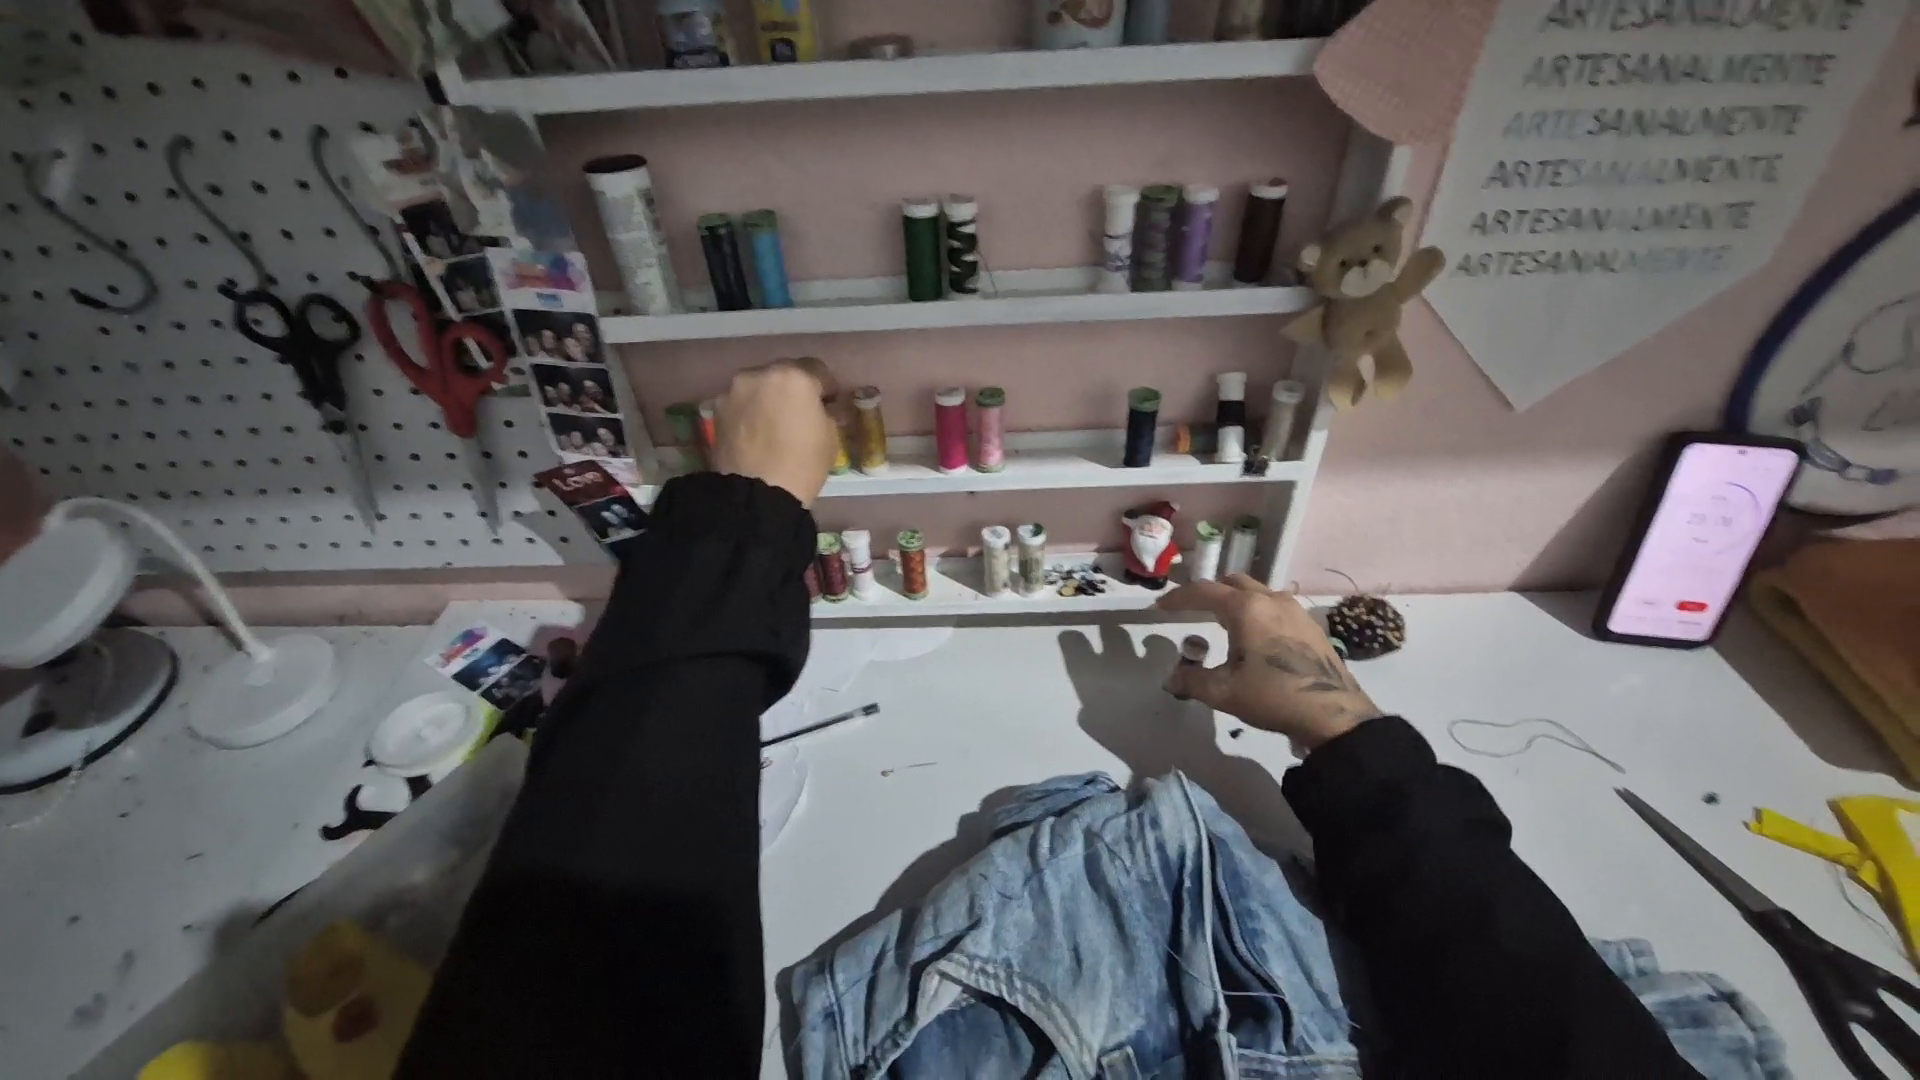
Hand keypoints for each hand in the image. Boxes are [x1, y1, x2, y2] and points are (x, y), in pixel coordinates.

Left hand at [711, 358, 838, 507]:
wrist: (757, 493)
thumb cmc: (803, 464)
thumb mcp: (831, 438)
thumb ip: (827, 413)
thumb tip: (824, 407)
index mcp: (795, 377)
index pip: (817, 369)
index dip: (826, 386)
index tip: (829, 403)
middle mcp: (761, 374)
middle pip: (784, 372)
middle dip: (795, 388)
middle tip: (801, 411)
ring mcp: (735, 390)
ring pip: (759, 385)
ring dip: (769, 396)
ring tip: (775, 422)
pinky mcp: (718, 409)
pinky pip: (741, 401)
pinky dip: (750, 409)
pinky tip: (756, 431)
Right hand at [1157, 575, 1381, 750]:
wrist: (1334, 715)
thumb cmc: (1272, 696)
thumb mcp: (1223, 692)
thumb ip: (1191, 681)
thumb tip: (1170, 680)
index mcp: (1246, 609)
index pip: (1204, 591)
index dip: (1178, 598)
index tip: (1161, 607)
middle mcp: (1271, 599)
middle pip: (1233, 582)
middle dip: (1210, 593)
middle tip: (1193, 611)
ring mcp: (1295, 610)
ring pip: (1257, 592)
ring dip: (1236, 600)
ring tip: (1223, 623)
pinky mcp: (1311, 624)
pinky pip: (1276, 606)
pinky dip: (1258, 611)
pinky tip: (1256, 636)